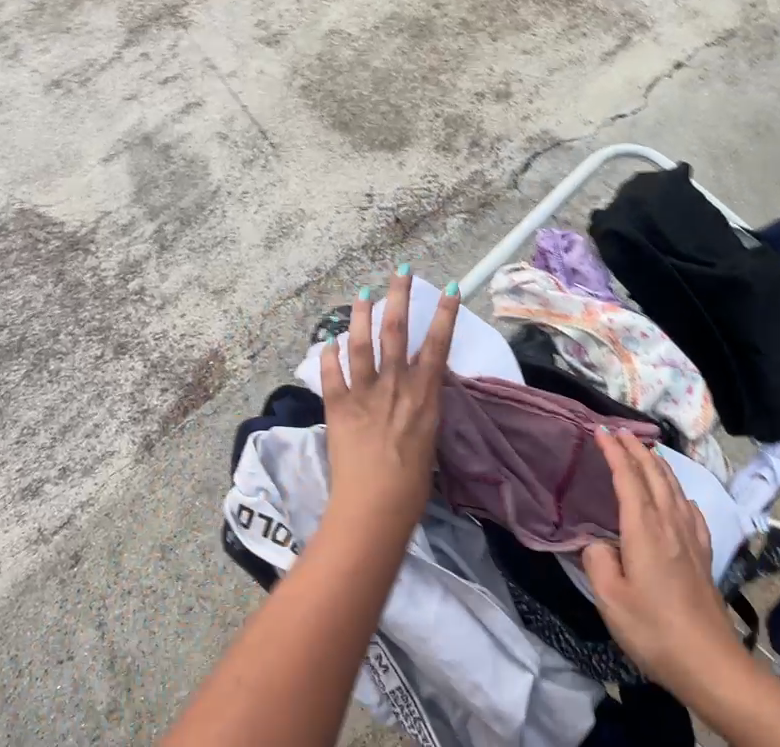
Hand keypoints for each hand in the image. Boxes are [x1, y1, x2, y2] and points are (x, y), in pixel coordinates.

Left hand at [318, 269, 458, 534]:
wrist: (375, 508)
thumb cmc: (412, 484)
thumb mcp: (429, 436)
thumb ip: (423, 405)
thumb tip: (420, 388)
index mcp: (424, 394)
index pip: (438, 342)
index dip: (446, 312)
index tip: (451, 286)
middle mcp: (395, 384)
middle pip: (397, 330)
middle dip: (399, 296)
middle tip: (400, 271)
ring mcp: (364, 393)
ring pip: (361, 342)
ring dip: (361, 314)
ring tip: (362, 293)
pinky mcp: (337, 406)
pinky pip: (331, 372)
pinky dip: (328, 354)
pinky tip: (328, 341)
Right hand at [583, 429, 743, 694]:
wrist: (709, 661)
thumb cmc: (654, 630)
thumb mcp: (611, 600)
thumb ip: (597, 562)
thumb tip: (597, 543)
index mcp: (645, 529)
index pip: (628, 478)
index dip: (614, 452)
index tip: (600, 431)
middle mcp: (670, 524)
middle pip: (654, 474)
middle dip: (636, 449)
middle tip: (619, 431)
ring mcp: (692, 538)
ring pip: (674, 487)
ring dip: (658, 465)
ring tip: (645, 453)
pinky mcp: (704, 554)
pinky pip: (691, 509)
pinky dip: (680, 492)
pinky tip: (680, 498)